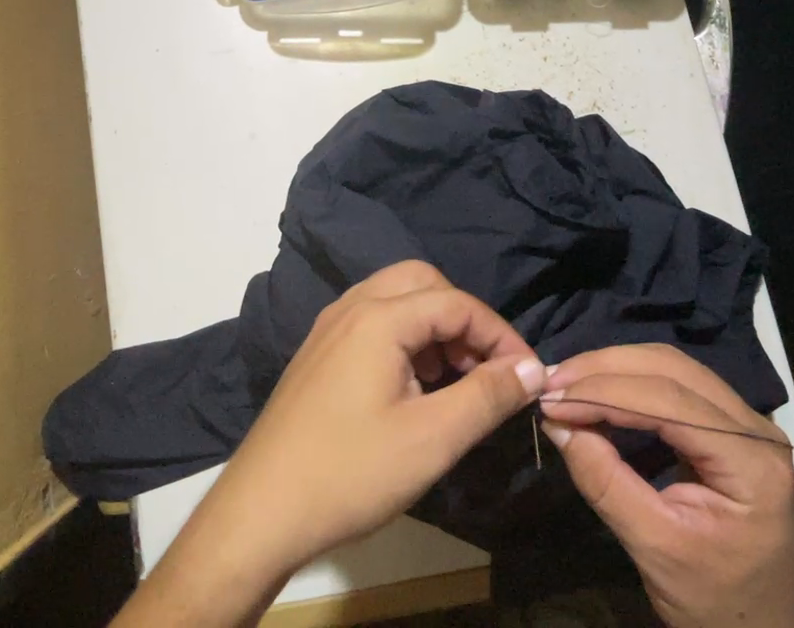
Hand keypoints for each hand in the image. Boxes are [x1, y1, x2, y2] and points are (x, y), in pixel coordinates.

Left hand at [112, 260, 546, 626]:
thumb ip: (487, 395)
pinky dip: (406, 338)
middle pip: (423, 283)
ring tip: (455, 379)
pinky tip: (414, 385)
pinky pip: (373, 323)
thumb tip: (531, 367)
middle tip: (485, 367)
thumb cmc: (351, 472)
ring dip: (434, 327)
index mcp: (378, 318)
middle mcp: (350, 309)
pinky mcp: (319, 354)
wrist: (262, 510)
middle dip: (463, 318)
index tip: (527, 376)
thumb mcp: (433, 438)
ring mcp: (328, 329)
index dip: (500, 335)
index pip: (457, 302)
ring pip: (396, 300)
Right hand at [540, 344, 793, 627]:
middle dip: (604, 369)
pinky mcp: (728, 427)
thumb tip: (556, 423)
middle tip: (551, 382)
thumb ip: (605, 481)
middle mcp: (755, 427)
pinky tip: (595, 391)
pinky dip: (628, 381)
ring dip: (613, 369)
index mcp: (751, 461)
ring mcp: (746, 423)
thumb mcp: (655, 547)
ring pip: (671, 366)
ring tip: (565, 383)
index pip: (669, 401)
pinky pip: (674, 384)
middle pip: (671, 368)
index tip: (550, 400)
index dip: (604, 393)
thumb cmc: (714, 600)